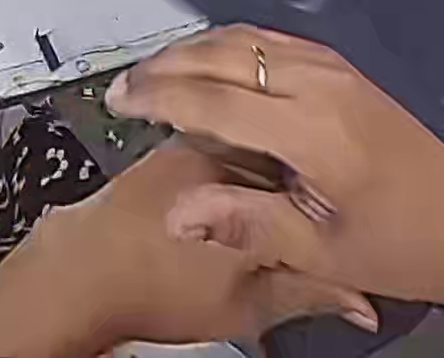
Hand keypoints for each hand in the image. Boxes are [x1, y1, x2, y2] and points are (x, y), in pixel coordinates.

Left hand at [0, 137, 378, 356]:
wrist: (86, 265)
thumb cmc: (157, 287)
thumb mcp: (243, 305)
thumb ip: (305, 292)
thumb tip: (357, 300)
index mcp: (242, 189)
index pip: (307, 179)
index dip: (333, 196)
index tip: (351, 209)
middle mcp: (215, 155)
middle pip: (276, 149)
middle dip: (302, 170)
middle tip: (324, 201)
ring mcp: (187, 145)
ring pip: (244, 140)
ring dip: (266, 156)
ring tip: (286, 188)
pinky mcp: (166, 148)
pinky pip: (213, 139)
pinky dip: (234, 156)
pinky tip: (240, 184)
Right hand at [105, 26, 443, 327]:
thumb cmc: (400, 244)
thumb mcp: (322, 254)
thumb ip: (244, 224)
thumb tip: (177, 216)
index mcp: (317, 134)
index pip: (214, 102)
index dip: (158, 98)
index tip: (120, 101)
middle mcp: (318, 84)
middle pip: (217, 56)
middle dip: (160, 68)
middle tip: (123, 86)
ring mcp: (324, 63)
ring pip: (232, 38)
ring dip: (182, 50)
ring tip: (148, 73)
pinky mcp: (327, 58)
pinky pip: (256, 35)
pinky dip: (214, 43)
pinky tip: (194, 60)